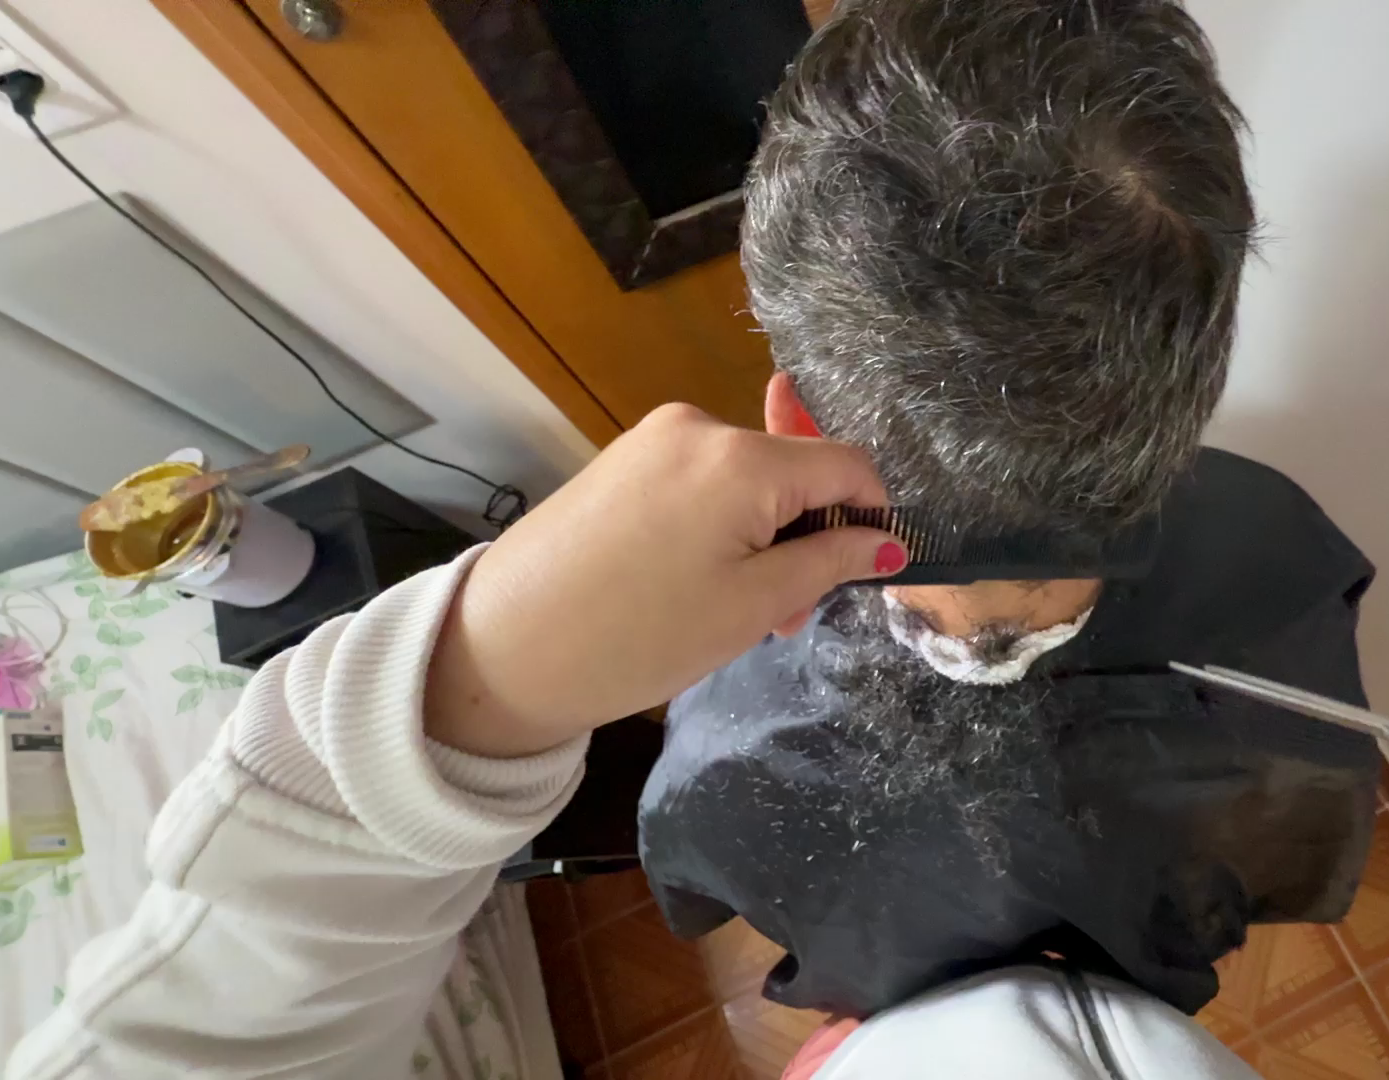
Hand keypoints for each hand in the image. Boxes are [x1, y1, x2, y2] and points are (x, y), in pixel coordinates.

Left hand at [423, 404, 905, 756]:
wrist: (498, 651)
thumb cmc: (643, 636)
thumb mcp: (755, 604)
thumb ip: (833, 560)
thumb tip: (891, 542)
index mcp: (741, 458)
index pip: (845, 463)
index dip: (874, 511)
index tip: (873, 564)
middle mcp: (699, 426)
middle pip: (794, 471)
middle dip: (810, 535)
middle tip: (792, 611)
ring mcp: (655, 437)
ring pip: (750, 479)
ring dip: (767, 534)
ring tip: (742, 604)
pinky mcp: (625, 457)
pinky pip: (704, 480)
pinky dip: (724, 523)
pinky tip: (697, 575)